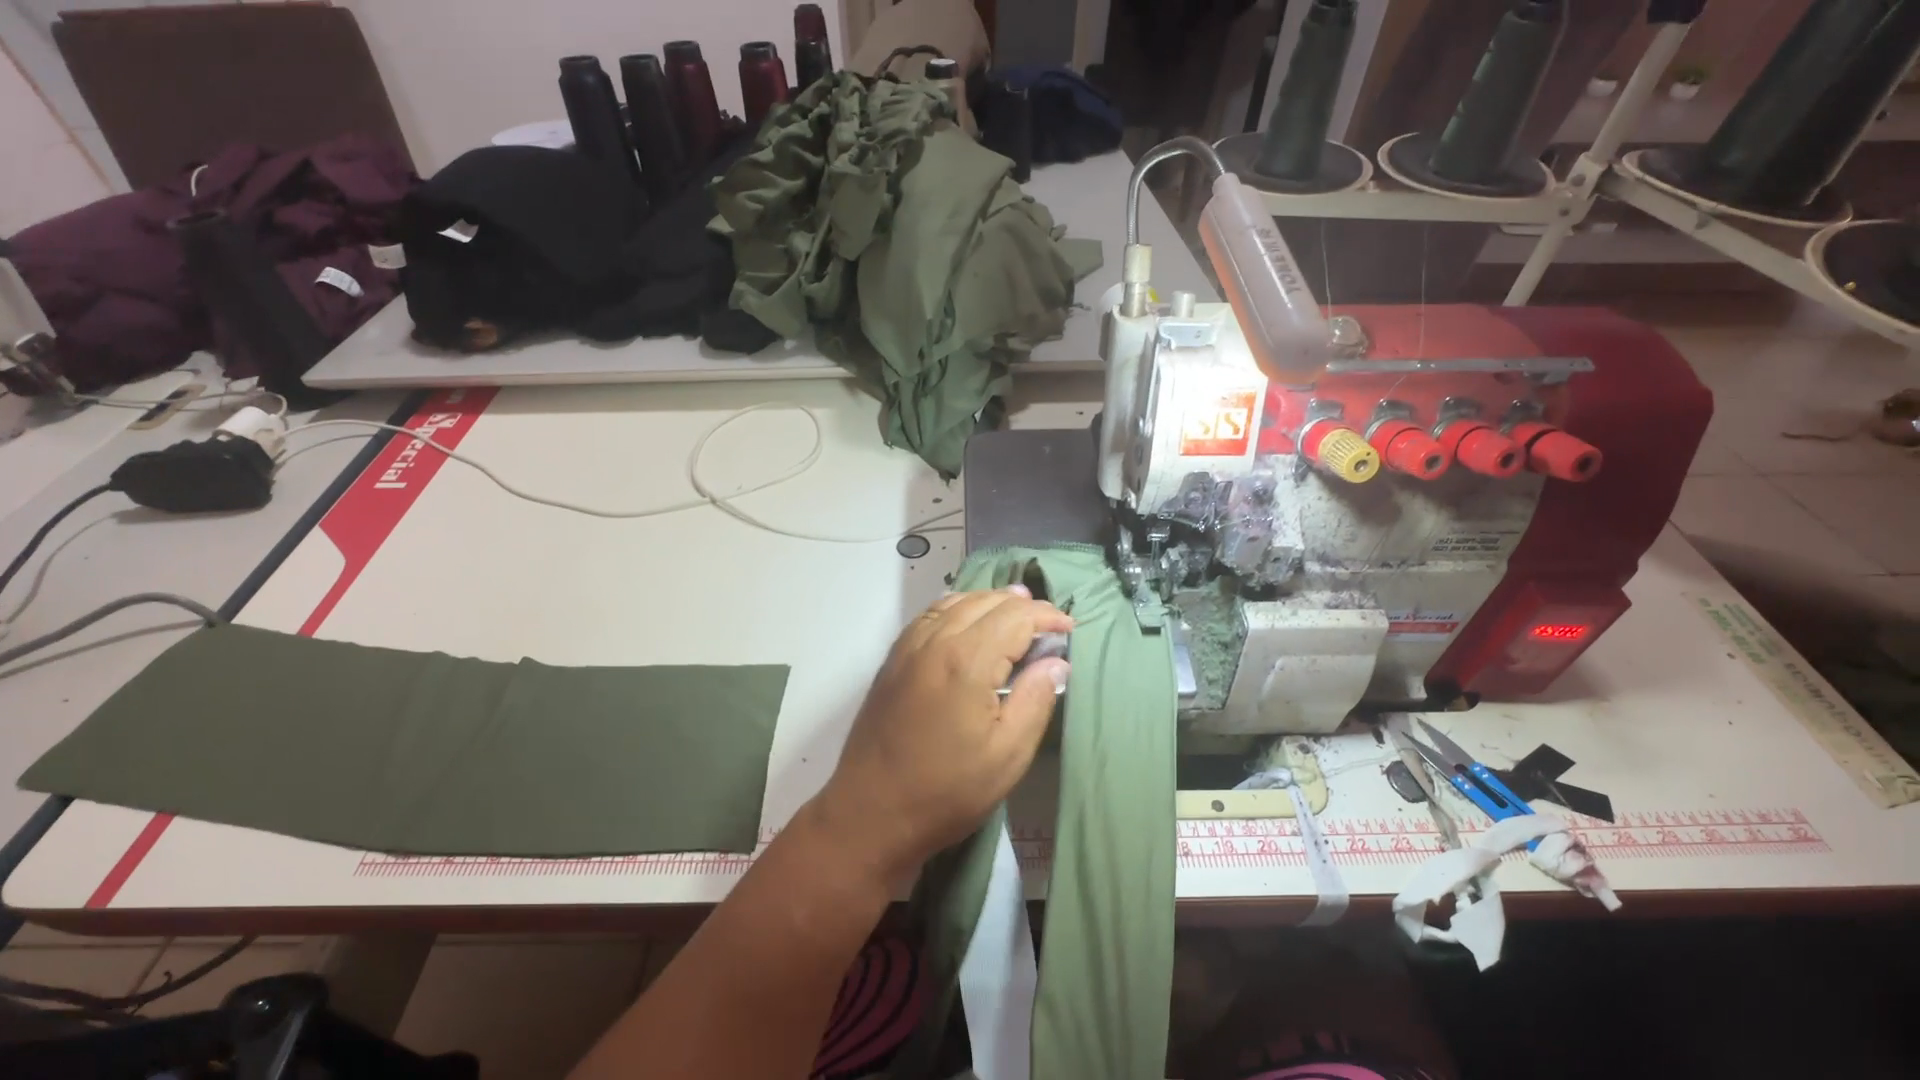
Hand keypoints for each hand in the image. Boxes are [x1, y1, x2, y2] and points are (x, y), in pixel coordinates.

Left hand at [807, 585, 1072, 885]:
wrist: (870, 813)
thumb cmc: (947, 791)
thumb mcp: (1008, 756)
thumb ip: (1035, 700)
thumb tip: (1056, 662)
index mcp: (966, 660)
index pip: (1015, 616)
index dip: (1047, 617)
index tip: (1069, 629)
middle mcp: (935, 641)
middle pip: (985, 602)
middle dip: (1022, 605)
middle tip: (1048, 624)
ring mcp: (908, 648)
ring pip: (955, 602)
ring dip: (989, 602)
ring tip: (1016, 610)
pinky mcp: (892, 661)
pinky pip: (930, 616)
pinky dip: (957, 608)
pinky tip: (968, 621)